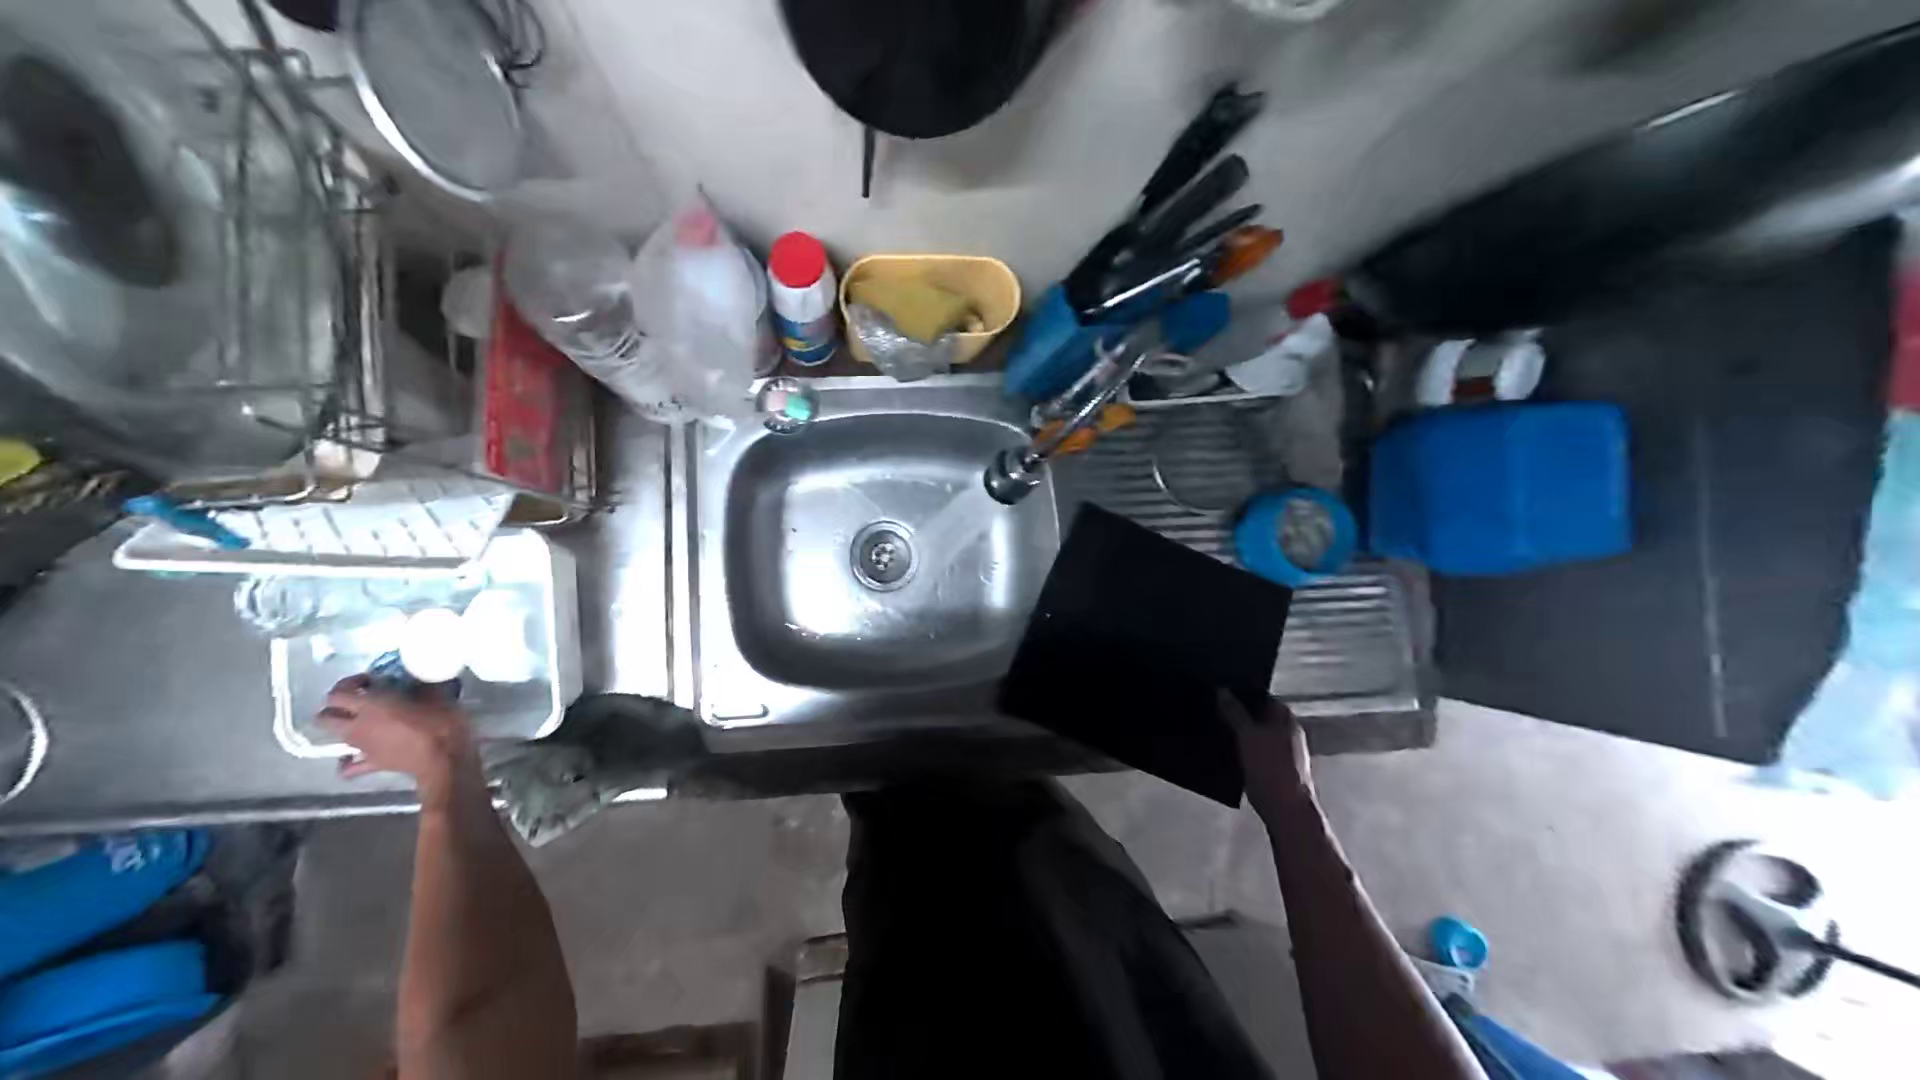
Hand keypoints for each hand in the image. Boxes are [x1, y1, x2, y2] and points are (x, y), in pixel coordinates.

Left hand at [318, 675, 479, 805]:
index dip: (348, 683)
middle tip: (358, 701)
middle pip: (324, 717)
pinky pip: (349, 766)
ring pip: (334, 737)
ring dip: (343, 728)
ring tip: (363, 723)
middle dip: (335, 708)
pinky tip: (357, 755)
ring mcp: (361, 747)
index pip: (338, 693)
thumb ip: (419, 687)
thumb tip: (416, 681)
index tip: (370, 680)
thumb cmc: (441, 723)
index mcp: (370, 706)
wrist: (444, 759)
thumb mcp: (436, 696)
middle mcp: (357, 726)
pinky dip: (348, 761)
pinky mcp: (372, 764)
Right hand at [1219, 689, 1314, 818]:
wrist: (1284, 808)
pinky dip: (1239, 748)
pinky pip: (1252, 750)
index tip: (1222, 689)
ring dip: (1237, 731)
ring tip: (1214, 725)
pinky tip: (1223, 748)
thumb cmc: (1271, 767)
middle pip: (1258, 715)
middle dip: (1238, 712)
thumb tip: (1222, 691)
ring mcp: (1280, 752)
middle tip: (1213, 706)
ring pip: (1254, 733)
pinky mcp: (1270, 768)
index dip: (1244, 691)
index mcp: (1286, 720)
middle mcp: (1286, 733)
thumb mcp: (1247, 734)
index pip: (1264, 696)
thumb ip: (1234, 711)